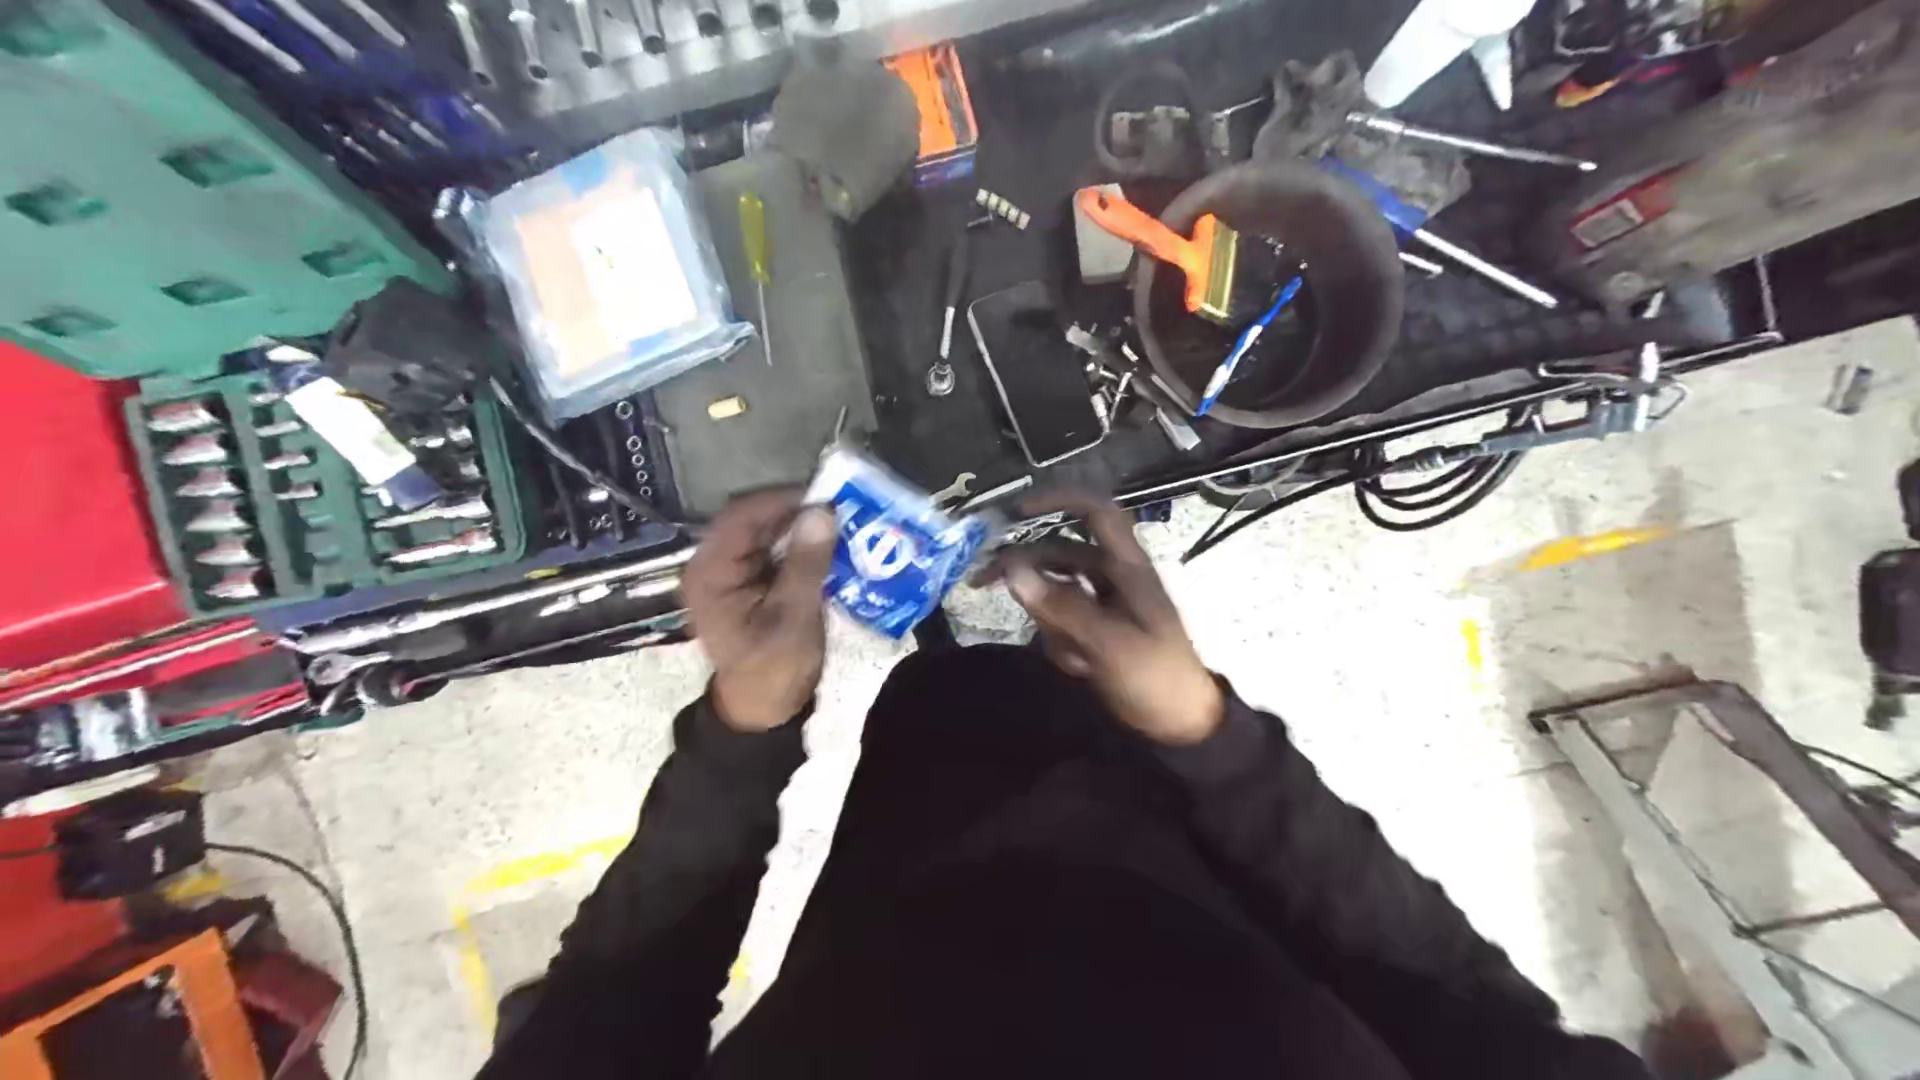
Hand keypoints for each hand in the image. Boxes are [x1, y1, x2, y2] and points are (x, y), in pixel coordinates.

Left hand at [683, 489, 837, 731]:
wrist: (763, 709)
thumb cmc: (773, 667)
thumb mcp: (794, 616)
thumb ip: (807, 563)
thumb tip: (822, 512)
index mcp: (711, 572)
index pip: (741, 516)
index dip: (781, 500)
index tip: (825, 496)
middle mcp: (714, 564)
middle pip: (753, 519)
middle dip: (795, 511)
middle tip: (840, 507)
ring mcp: (731, 572)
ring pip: (766, 531)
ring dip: (800, 525)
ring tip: (839, 522)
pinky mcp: (749, 580)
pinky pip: (773, 549)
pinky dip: (799, 543)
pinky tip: (827, 543)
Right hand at [978, 493, 1223, 745]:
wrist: (1180, 726)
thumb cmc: (1154, 677)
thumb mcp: (1108, 643)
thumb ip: (1060, 606)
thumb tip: (1012, 568)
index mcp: (1127, 566)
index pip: (1096, 512)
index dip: (1059, 500)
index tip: (1017, 511)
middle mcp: (1112, 576)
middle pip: (1058, 553)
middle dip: (1026, 569)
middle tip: (981, 581)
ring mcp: (1103, 603)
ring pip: (1055, 592)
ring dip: (1050, 622)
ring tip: (1071, 659)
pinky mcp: (1095, 628)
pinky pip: (1061, 621)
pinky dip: (1060, 641)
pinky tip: (1078, 667)